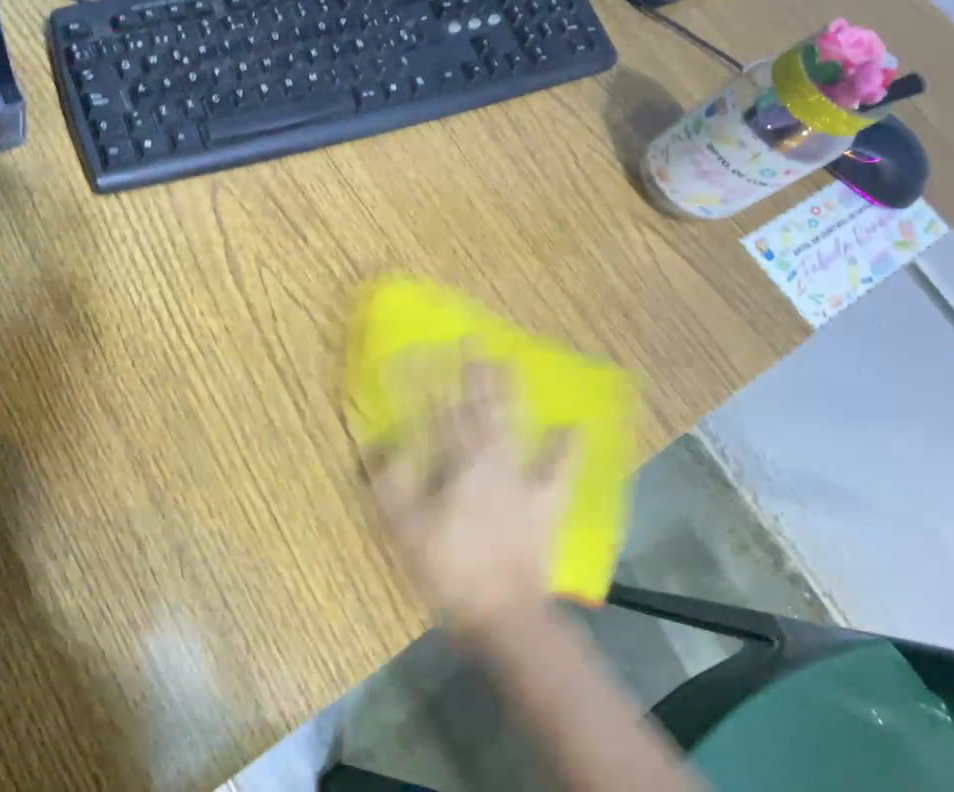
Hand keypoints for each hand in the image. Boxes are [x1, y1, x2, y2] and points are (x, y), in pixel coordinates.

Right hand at [366, 361, 572, 639]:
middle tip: (473, 341)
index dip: (428, 384)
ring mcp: (523, 480)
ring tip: (505, 365)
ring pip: (512, 427)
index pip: (437, 413)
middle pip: (479, 410)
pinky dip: (565, 448)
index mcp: (457, 462)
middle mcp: (491, 460)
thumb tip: (379, 444)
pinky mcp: (545, 503)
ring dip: (506, 396)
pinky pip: (558, 469)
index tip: (421, 354)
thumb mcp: (403, 526)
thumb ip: (390, 481)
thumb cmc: (447, 566)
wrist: (504, 613)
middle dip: (473, 375)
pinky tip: (573, 428)